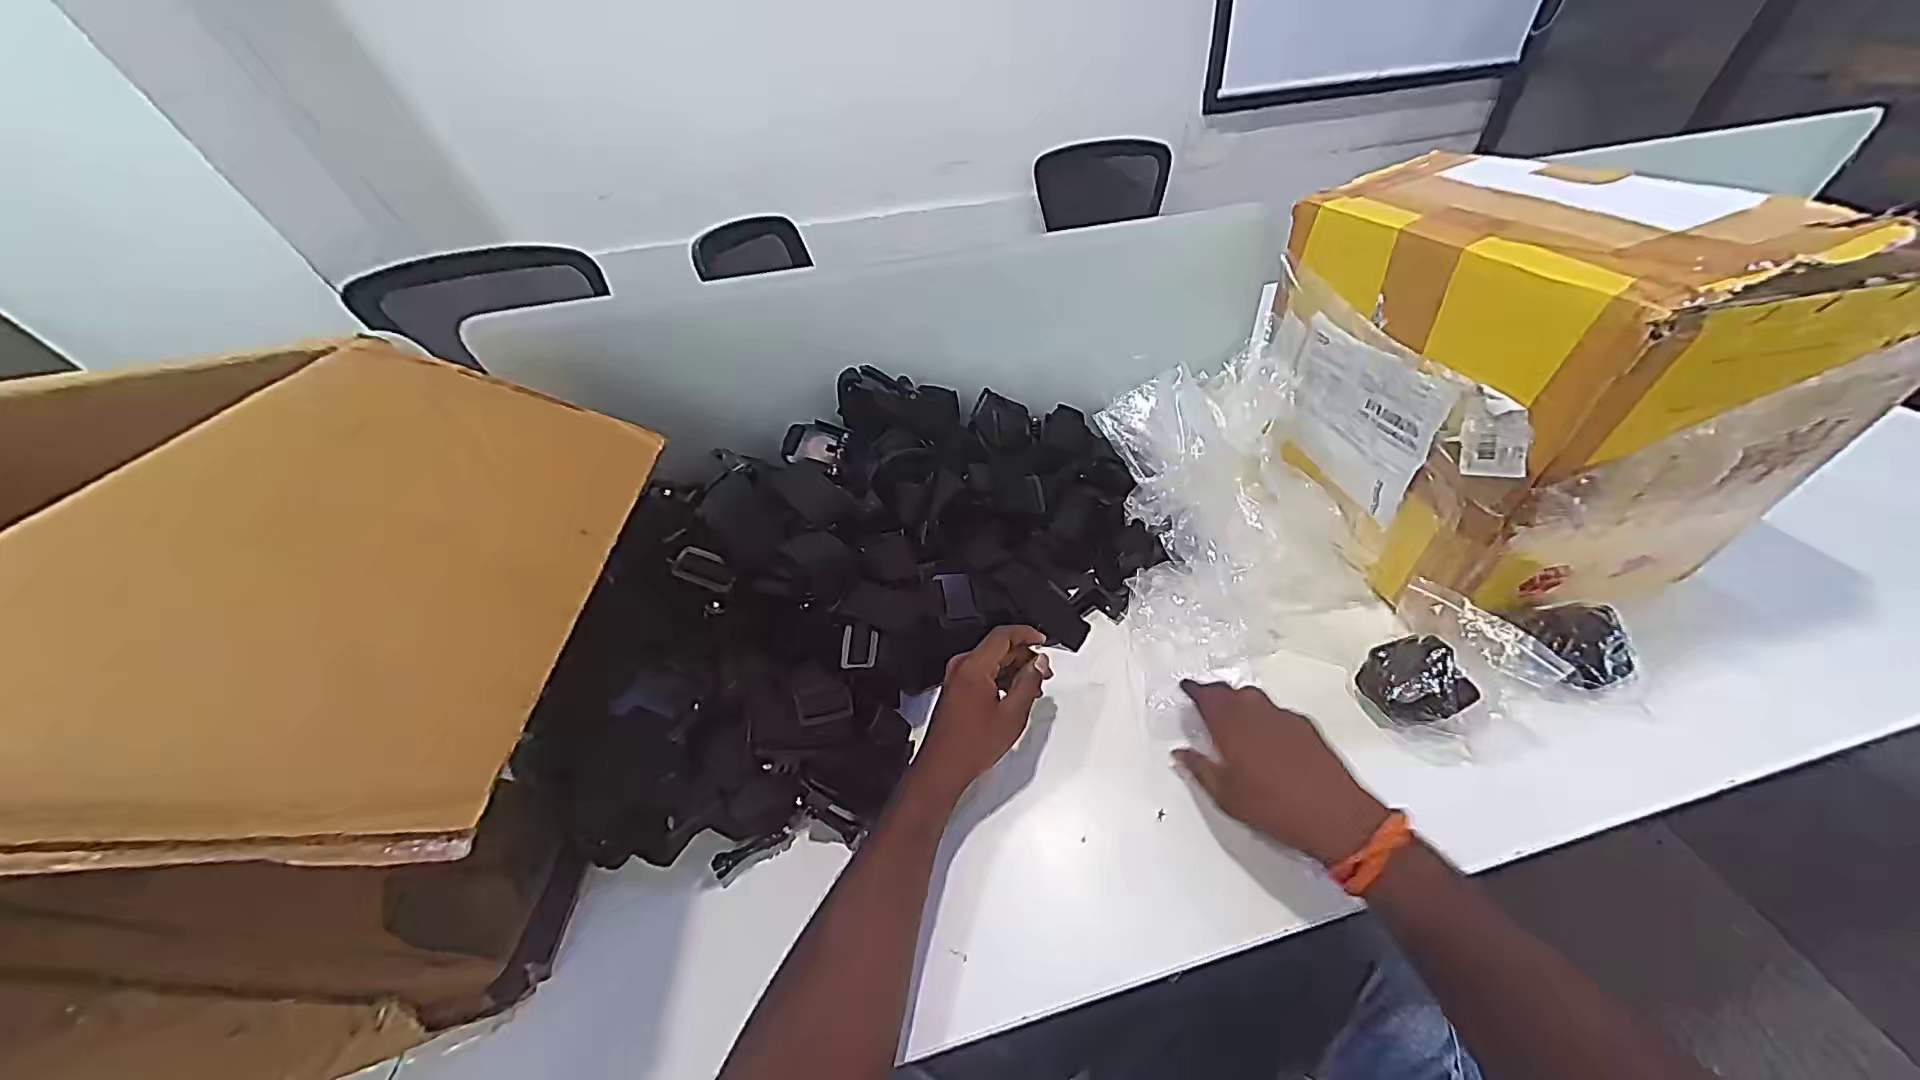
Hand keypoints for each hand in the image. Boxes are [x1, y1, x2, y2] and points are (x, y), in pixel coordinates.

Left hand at [913, 625, 1052, 800]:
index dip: (1026, 633)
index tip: (1041, 638)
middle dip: (1023, 655)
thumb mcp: (1013, 713)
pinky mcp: (955, 688)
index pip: (1003, 635)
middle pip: (997, 647)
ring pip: (990, 660)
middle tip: (1043, 669)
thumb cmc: (970, 746)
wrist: (944, 766)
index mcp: (973, 667)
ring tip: (1033, 686)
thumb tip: (1039, 663)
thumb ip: (1030, 682)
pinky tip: (1014, 693)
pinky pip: (981, 672)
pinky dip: (1000, 677)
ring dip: (1013, 668)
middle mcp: (961, 667)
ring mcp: (956, 677)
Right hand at [1173, 680, 1387, 864]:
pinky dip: (1265, 715)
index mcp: (1231, 726)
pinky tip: (1265, 735)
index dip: (1194, 690)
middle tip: (1206, 700)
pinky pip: (1278, 711)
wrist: (1336, 819)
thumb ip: (1200, 769)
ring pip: (1255, 698)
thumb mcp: (1226, 796)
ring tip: (1233, 718)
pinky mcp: (1306, 728)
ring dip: (1240, 702)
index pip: (1207, 696)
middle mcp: (1258, 715)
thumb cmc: (1280, 808)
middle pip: (1230, 691)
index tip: (1188, 688)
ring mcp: (1284, 719)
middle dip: (1215, 693)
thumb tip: (1183, 756)